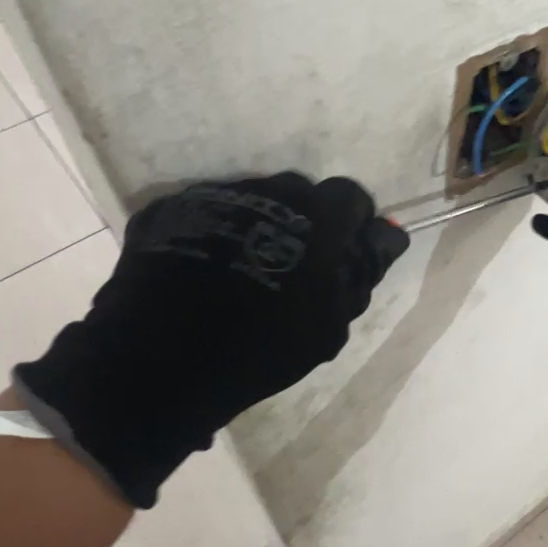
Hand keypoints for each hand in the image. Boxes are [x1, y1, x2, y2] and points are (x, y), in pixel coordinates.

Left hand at [15, 173, 408, 506]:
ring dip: (257, 226)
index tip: (338, 260)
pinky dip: (212, 234)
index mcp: (320, 216)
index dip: (350, 228)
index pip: (353, 198)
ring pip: (253, 200)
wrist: (159, 357)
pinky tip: (200, 273)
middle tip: (290, 270)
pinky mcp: (172, 207)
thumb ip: (363, 271)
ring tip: (239, 272)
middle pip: (302, 195)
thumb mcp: (330, 323)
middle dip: (304, 223)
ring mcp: (218, 194)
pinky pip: (207, 213)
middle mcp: (273, 190)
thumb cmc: (263, 345)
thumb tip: (388, 236)